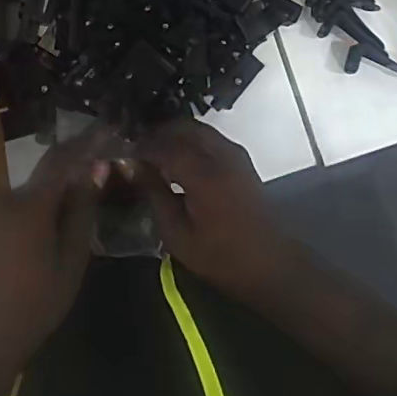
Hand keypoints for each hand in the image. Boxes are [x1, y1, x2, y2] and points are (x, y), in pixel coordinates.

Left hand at [0, 133, 102, 367]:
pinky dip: (43, 203)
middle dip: (75, 167)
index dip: (86, 142)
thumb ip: (83, 211)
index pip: (63, 158)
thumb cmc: (33, 303)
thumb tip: (96, 169)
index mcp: (31, 202)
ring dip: (59, 188)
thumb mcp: (70, 260)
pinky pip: (21, 203)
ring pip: (35, 189)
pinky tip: (57, 219)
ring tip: (85, 197)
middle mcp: (9, 196)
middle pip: (48, 172)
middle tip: (102, 168)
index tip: (108, 129)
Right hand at [133, 119, 299, 300]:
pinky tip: (178, 159)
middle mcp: (220, 155)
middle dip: (157, 134)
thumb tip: (134, 168)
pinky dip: (190, 140)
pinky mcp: (241, 160)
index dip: (141, 147)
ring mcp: (234, 155)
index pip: (164, 146)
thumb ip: (155, 195)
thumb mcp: (178, 235)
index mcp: (204, 173)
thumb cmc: (222, 258)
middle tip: (137, 148)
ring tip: (154, 153)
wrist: (272, 267)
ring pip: (197, 129)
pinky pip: (210, 138)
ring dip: (174, 135)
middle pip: (182, 128)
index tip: (124, 152)